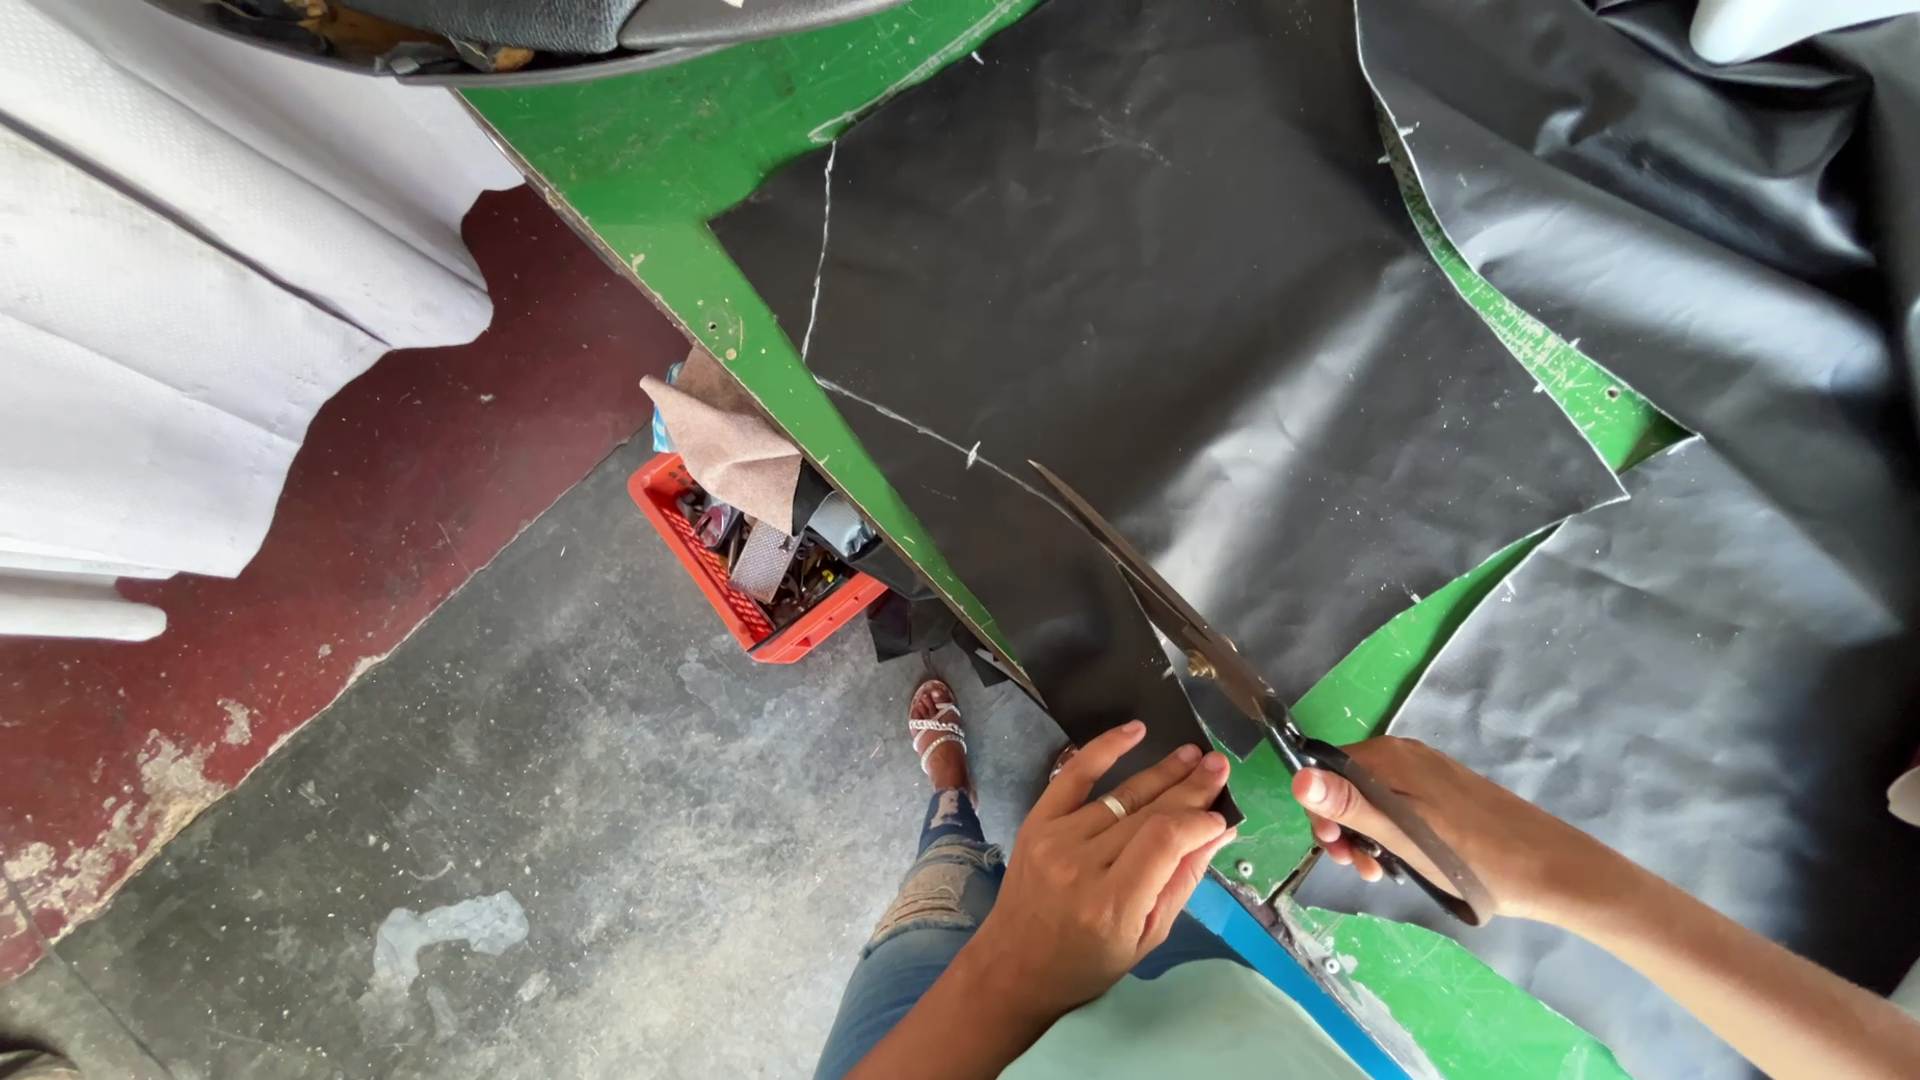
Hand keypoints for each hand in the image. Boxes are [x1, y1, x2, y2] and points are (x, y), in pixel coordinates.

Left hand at [953, 721, 1236, 1022]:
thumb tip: (1219, 831)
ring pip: (1120, 794)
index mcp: (1113, 903)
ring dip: (1161, 771)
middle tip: (1219, 765)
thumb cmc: (1088, 961)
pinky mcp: (1038, 820)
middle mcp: (1082, 863)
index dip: (1197, 821)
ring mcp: (1056, 837)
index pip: (1164, 840)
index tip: (1221, 814)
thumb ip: (1182, 880)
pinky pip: (1074, 774)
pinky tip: (1135, 731)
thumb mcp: (1147, 938)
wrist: (1016, 962)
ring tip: (1193, 754)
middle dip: (1189, 787)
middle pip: (1146, 812)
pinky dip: (1104, 748)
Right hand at [1291, 735, 1626, 924]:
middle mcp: (1404, 755)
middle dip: (1343, 826)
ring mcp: (1428, 772)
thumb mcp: (1403, 837)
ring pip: (1374, 798)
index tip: (1332, 847)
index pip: (1326, 769)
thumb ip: (1348, 805)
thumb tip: (1295, 778)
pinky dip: (1393, 832)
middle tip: (1358, 867)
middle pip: (1348, 784)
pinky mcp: (1446, 792)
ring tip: (1381, 872)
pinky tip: (1405, 861)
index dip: (1320, 808)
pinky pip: (1400, 805)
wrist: (1562, 874)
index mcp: (1389, 757)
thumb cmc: (1476, 858)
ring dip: (1366, 835)